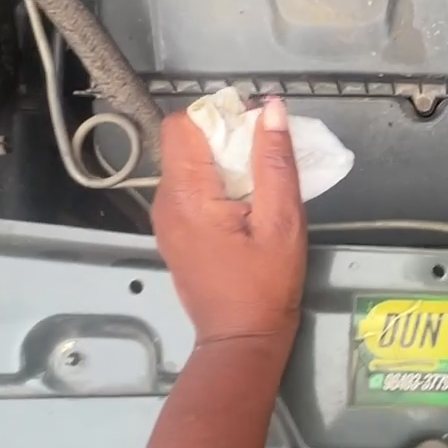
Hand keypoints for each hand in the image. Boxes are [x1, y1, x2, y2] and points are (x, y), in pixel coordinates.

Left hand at [153, 98, 306, 350]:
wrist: (242, 338)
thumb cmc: (266, 283)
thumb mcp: (282, 220)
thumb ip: (275, 162)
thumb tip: (272, 109)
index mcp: (187, 195)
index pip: (182, 125)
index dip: (218, 115)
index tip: (255, 127)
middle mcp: (165, 201)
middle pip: (185, 144)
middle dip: (226, 137)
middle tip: (267, 154)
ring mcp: (165, 219)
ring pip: (188, 165)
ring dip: (224, 160)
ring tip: (261, 179)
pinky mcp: (174, 232)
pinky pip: (191, 188)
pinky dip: (218, 182)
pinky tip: (247, 201)